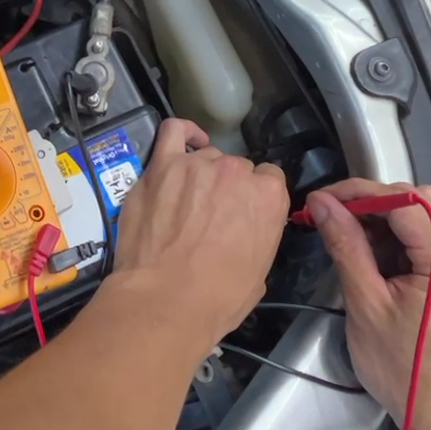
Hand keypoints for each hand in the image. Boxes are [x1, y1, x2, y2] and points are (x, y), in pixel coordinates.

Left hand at [96, 119, 289, 362]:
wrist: (166, 298)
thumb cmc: (217, 297)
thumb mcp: (260, 271)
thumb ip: (259, 234)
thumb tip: (247, 227)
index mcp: (268, 198)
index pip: (269, 180)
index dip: (255, 198)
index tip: (243, 213)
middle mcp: (235, 172)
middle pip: (236, 168)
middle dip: (227, 189)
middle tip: (212, 215)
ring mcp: (196, 164)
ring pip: (206, 157)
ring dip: (201, 173)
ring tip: (188, 199)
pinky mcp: (161, 164)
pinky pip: (174, 131)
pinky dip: (184, 132)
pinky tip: (187, 142)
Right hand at [304, 179, 430, 429]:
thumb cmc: (406, 371)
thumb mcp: (366, 305)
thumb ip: (345, 245)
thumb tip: (320, 202)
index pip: (402, 199)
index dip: (356, 192)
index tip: (319, 201)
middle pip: (418, 200)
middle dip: (370, 203)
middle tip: (331, 219)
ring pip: (428, 213)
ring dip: (387, 218)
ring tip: (353, 238)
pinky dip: (406, 236)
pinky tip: (382, 255)